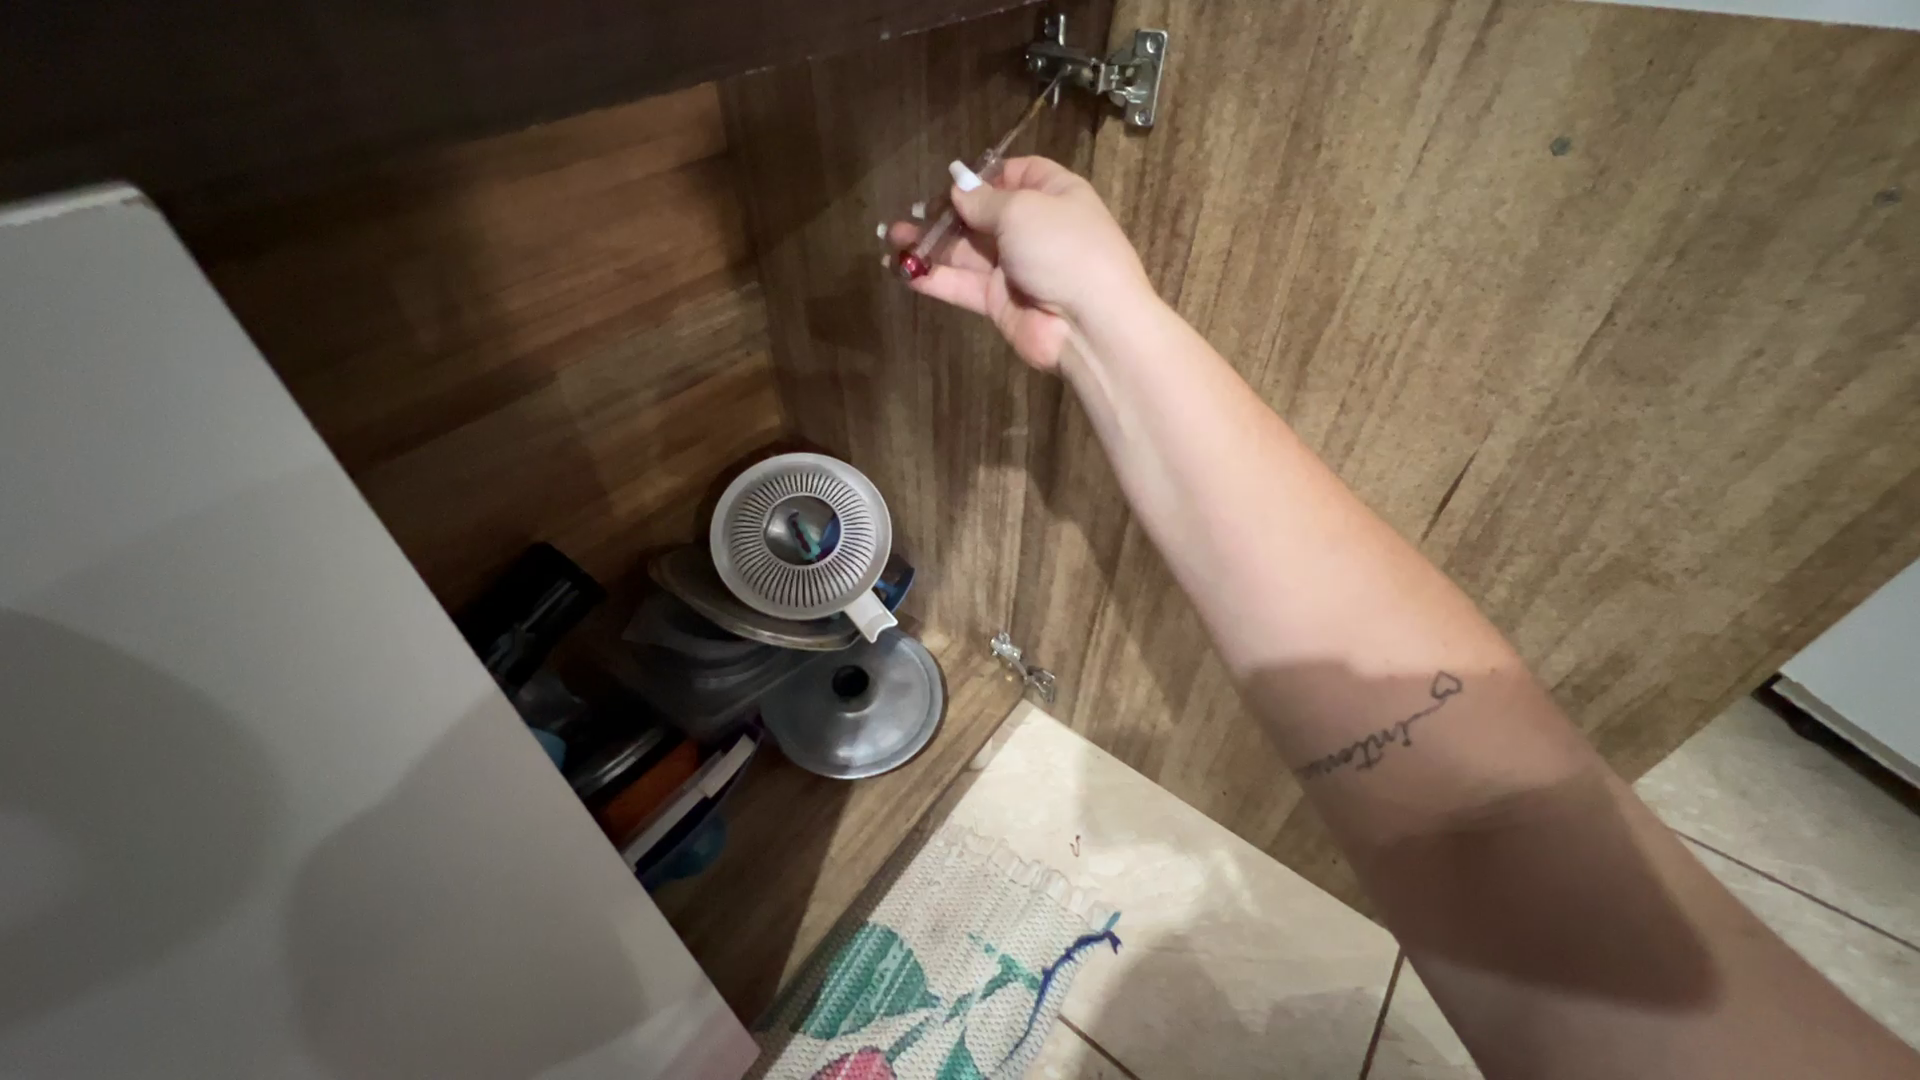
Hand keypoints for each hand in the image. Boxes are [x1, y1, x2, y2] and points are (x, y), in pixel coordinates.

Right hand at [888, 156, 1151, 371]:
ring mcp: (1015, 269)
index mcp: (1054, 195)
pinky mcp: (999, 303)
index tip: (954, 180)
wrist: (1088, 323)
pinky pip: (962, 286)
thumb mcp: (1023, 209)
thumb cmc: (1063, 249)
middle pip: (983, 216)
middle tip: (910, 212)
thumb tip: (959, 189)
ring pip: (966, 253)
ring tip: (892, 238)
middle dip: (946, 213)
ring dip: (930, 245)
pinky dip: (934, 279)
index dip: (986, 176)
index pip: (1018, 175)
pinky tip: (903, 271)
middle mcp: (1034, 230)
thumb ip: (984, 201)